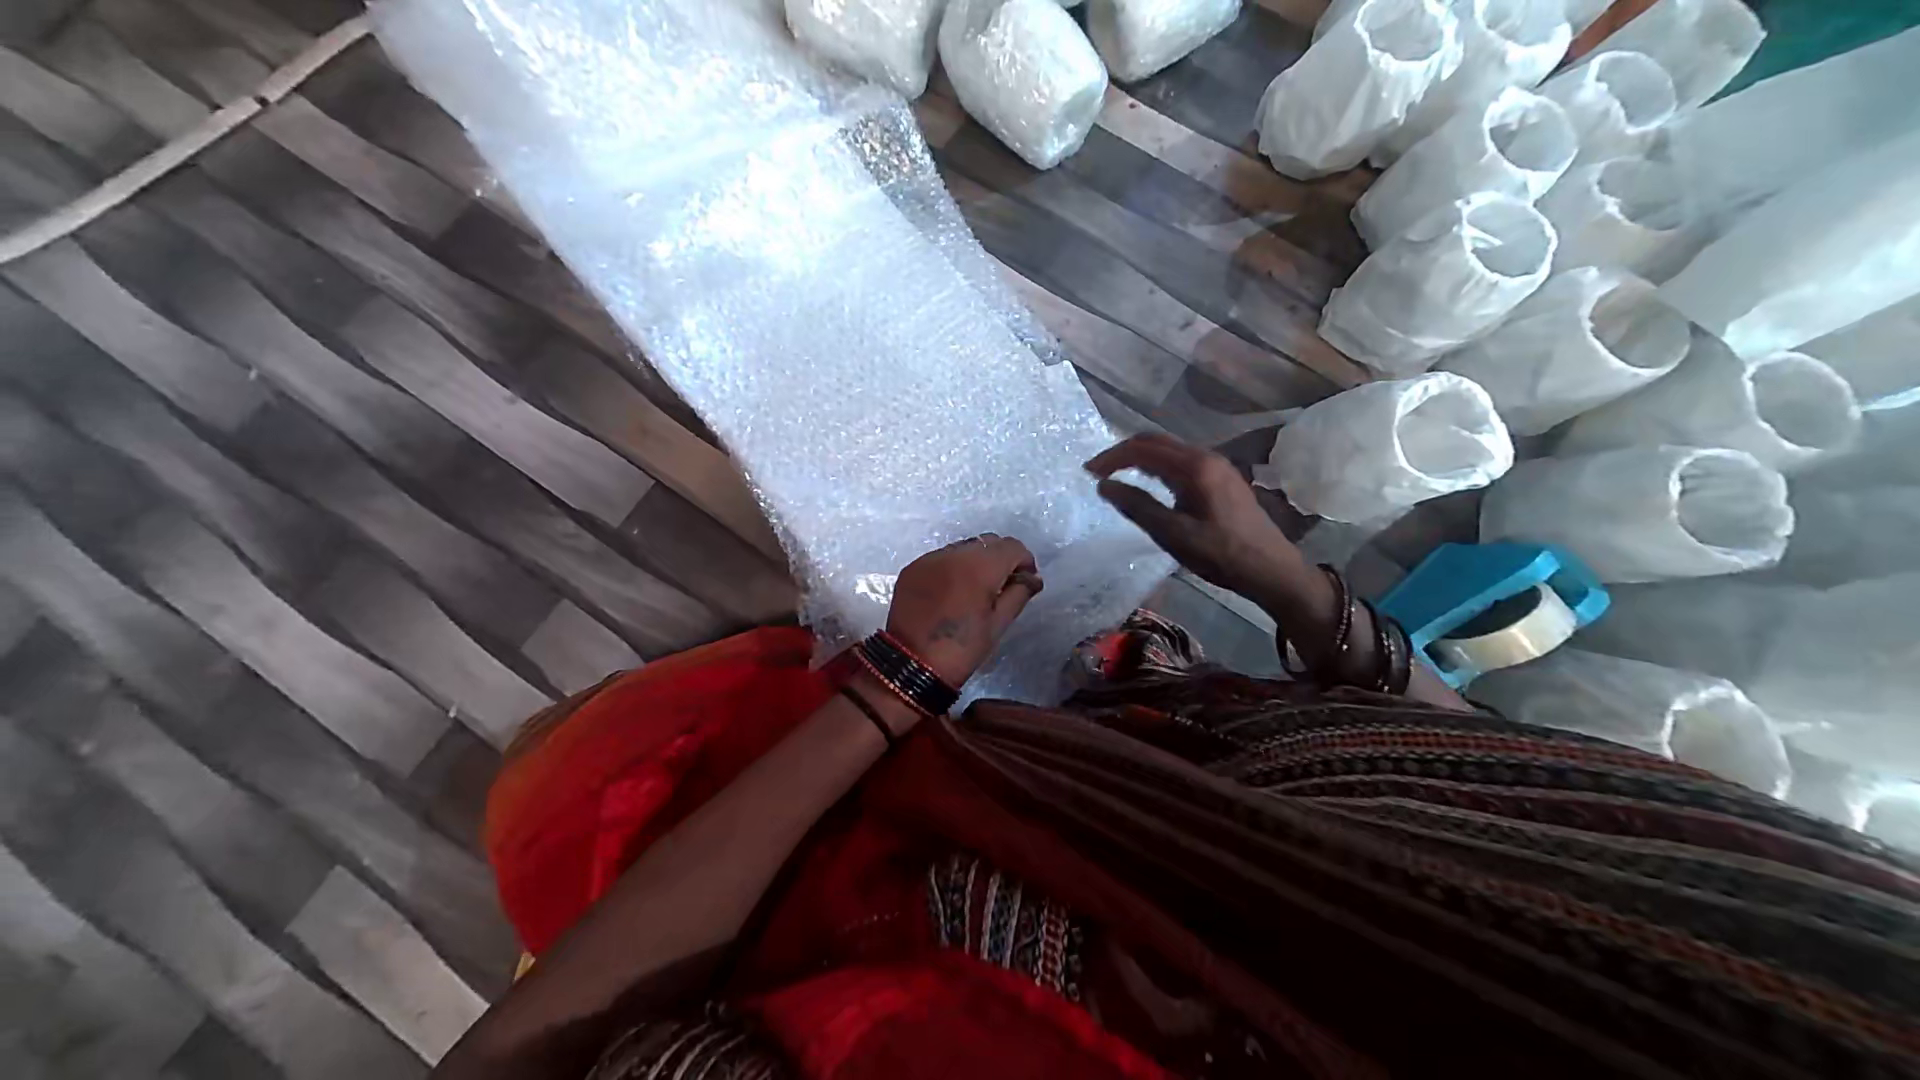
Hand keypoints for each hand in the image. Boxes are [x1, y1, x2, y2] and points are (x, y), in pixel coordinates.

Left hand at [886, 534, 1043, 685]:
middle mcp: (953, 554)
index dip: (1024, 561)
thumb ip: (1019, 593)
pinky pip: (941, 558)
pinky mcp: (913, 568)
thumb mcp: (998, 624)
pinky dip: (952, 568)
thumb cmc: (962, 648)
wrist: (912, 663)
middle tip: (1001, 586)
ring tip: (974, 589)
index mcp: (979, 567)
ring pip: (963, 548)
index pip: (1011, 546)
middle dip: (1000, 559)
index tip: (1024, 580)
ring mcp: (929, 559)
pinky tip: (951, 592)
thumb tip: (1032, 578)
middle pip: (987, 542)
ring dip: (975, 561)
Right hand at [1085, 434, 1306, 612]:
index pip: (1143, 449)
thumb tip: (1105, 486)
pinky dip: (1157, 467)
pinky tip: (1149, 485)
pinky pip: (1181, 462)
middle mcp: (1206, 457)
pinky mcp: (1221, 478)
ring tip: (1117, 476)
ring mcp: (1217, 466)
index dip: (1112, 457)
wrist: (1272, 569)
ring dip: (1140, 458)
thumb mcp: (1174, 534)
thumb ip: (1138, 507)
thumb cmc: (1222, 554)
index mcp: (1195, 467)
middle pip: (1156, 442)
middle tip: (1097, 471)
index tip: (1088, 472)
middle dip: (1123, 452)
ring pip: (1169, 450)